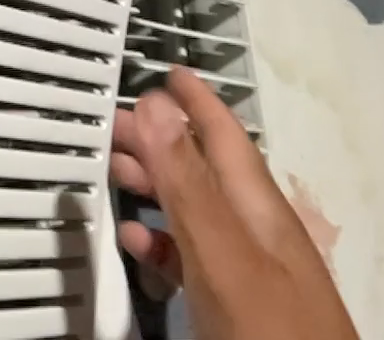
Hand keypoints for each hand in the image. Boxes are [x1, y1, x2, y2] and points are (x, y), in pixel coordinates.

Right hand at [111, 68, 358, 339]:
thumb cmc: (271, 333)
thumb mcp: (225, 256)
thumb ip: (188, 183)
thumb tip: (154, 103)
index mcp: (258, 210)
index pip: (224, 135)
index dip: (195, 99)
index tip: (169, 69)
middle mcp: (255, 232)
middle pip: (202, 166)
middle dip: (158, 137)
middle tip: (112, 120)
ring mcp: (247, 271)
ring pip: (192, 206)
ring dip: (154, 182)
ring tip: (113, 169)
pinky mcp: (234, 304)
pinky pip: (189, 252)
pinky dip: (157, 237)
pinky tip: (134, 241)